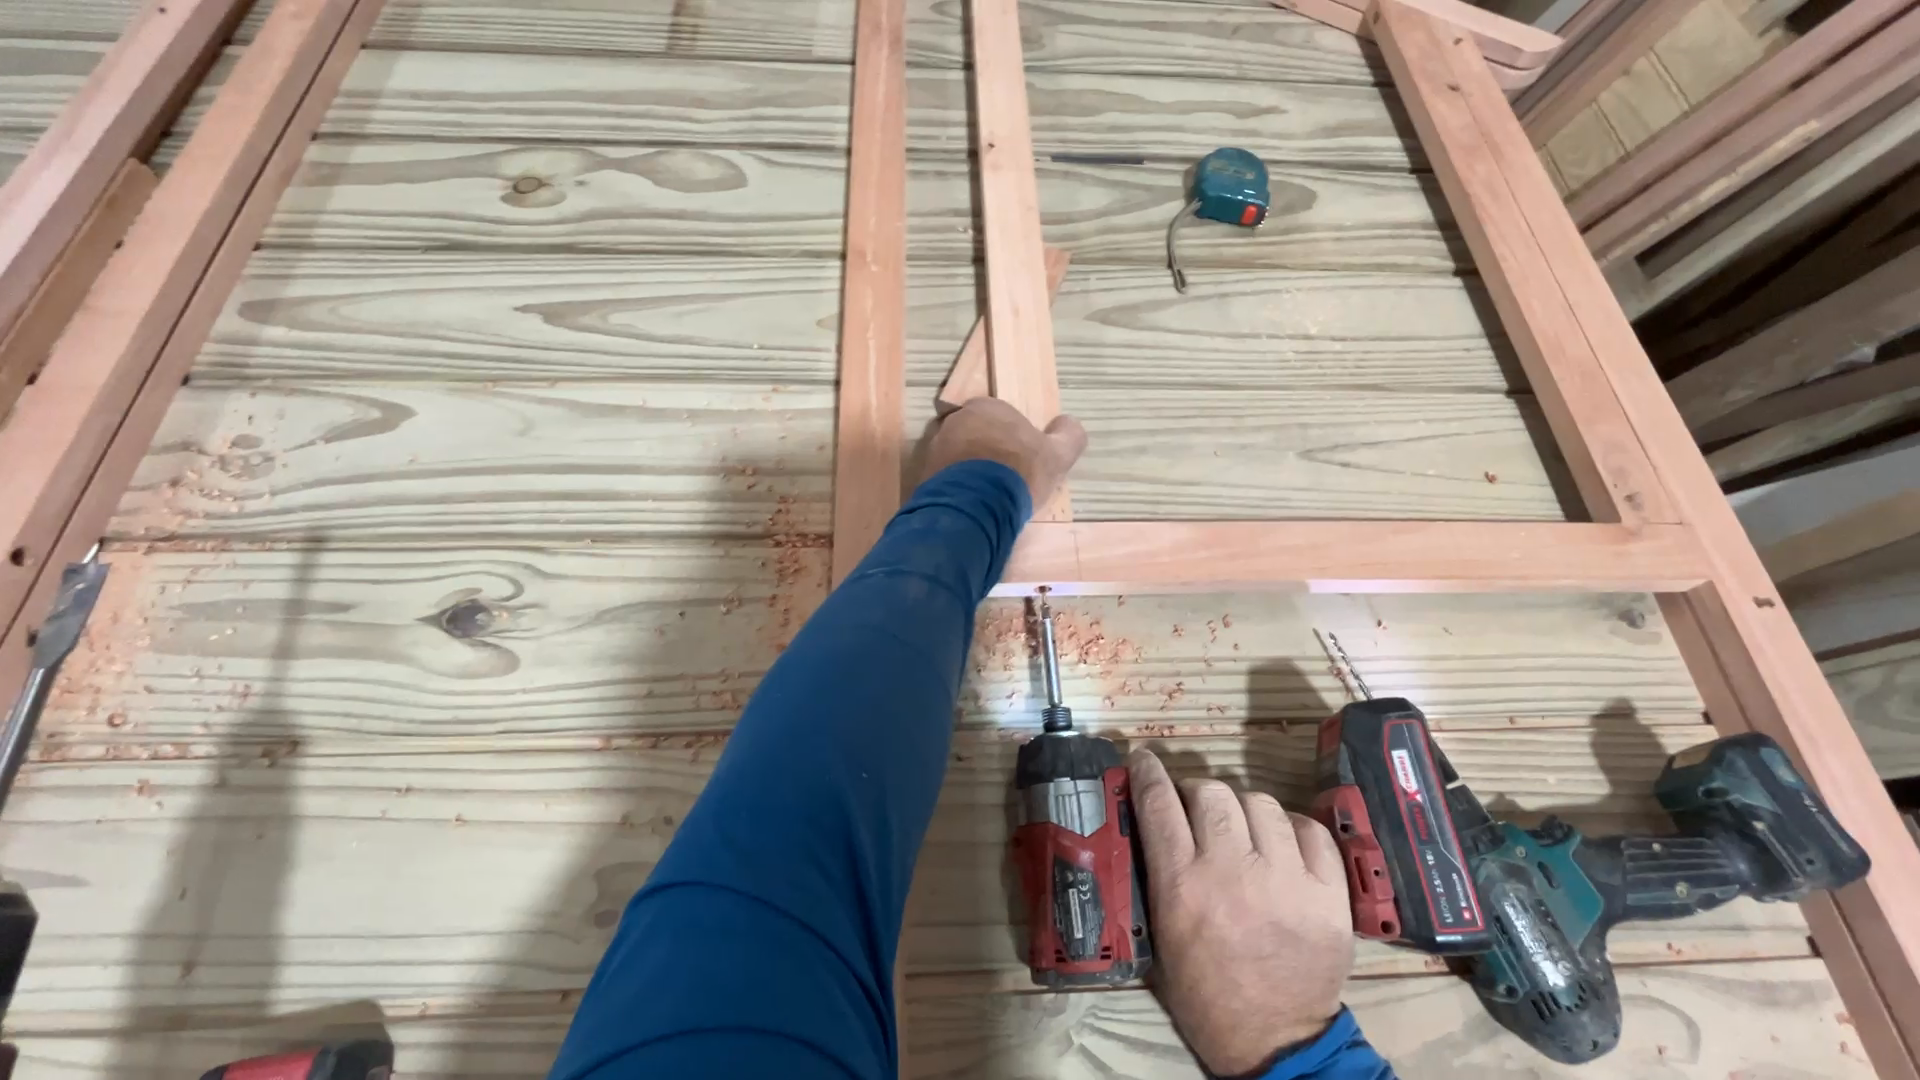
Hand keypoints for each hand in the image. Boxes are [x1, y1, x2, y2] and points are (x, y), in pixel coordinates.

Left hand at [922, 397, 1086, 508]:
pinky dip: (955, 488)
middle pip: (973, 433)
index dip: (1008, 434)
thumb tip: (1067, 424)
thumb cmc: (1020, 471)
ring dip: (968, 470)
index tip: (1018, 456)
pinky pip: (944, 478)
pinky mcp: (924, 475)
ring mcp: (935, 448)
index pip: (996, 415)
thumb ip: (1068, 436)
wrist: (976, 505)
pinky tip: (970, 504)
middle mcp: (955, 421)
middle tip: (1002, 476)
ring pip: (956, 456)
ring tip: (985, 494)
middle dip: (985, 451)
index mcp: (985, 407)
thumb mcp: (1057, 455)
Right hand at [1128, 750, 1353, 1076]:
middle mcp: (1232, 873)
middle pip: (1212, 792)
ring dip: (1244, 809)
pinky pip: (1310, 830)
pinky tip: (1282, 845)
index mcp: (1182, 886)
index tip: (1144, 759)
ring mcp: (1286, 881)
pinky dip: (1292, 828)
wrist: (1273, 1039)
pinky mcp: (1329, 894)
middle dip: (1198, 792)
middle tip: (1197, 809)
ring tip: (1243, 830)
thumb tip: (1151, 817)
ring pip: (1261, 802)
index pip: (1158, 804)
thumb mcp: (1161, 930)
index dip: (1148, 772)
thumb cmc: (1203, 988)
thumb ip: (1157, 871)